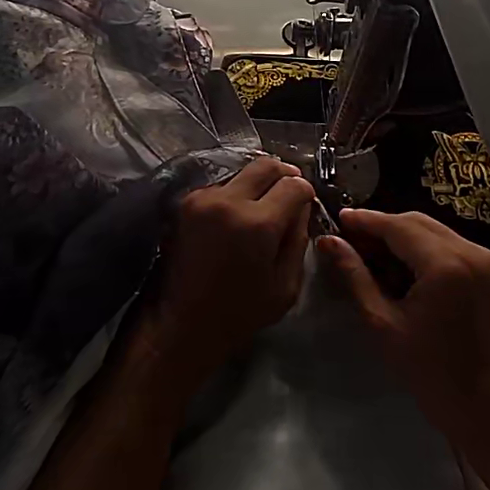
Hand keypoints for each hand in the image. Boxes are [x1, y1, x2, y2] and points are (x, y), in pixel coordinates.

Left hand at [132, 157, 314, 390]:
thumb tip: (302, 208)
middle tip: (292, 190)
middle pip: (265, 165)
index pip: (293, 185)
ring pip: (242, 174)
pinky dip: (235, 195)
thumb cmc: (239, 312)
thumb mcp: (286, 284)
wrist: (182, 324)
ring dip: (257, 185)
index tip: (308, 202)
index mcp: (257, 223)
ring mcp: (202, 199)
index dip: (306, 191)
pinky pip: (221, 187)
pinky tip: (238, 218)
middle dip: (285, 174)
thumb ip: (298, 239)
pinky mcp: (186, 204)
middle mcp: (228, 201)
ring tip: (264, 208)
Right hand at [319, 209, 489, 461]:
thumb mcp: (385, 325)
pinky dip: (427, 251)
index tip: (338, 221)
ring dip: (405, 239)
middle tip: (352, 242)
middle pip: (418, 223)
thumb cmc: (435, 375)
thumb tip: (329, 243)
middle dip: (384, 228)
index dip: (364, 221)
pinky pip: (454, 248)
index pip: (396, 225)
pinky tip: (407, 272)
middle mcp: (472, 251)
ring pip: (437, 233)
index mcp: (445, 264)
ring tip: (376, 259)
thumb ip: (356, 277)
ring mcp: (489, 261)